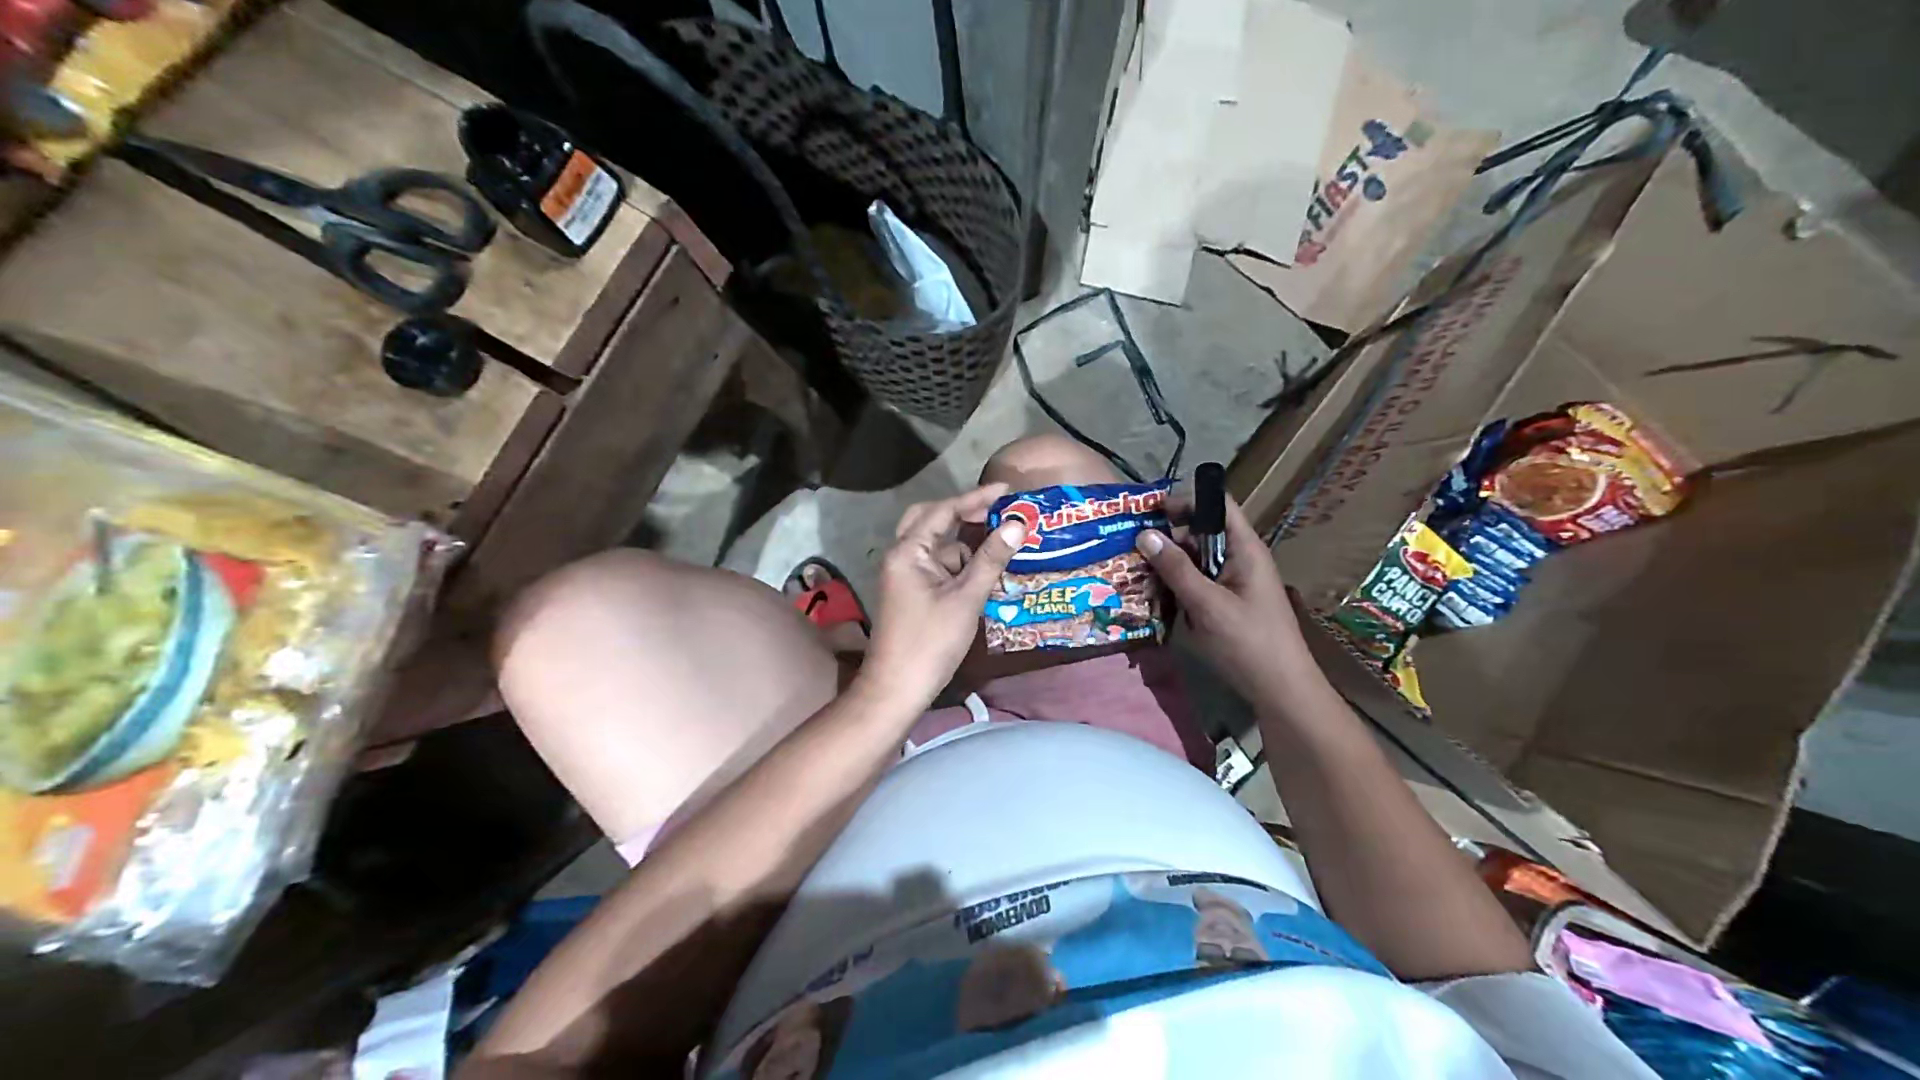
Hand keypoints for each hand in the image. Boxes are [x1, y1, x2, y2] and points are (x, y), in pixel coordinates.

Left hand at [859, 483, 1026, 707]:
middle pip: (932, 521)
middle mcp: (902, 556)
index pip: (943, 511)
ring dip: (965, 544)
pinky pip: (938, 567)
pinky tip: (984, 572)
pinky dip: (960, 565)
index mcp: (908, 551)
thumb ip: (990, 559)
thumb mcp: (966, 598)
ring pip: (938, 546)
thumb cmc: (930, 641)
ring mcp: (905, 575)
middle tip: (998, 512)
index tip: (1006, 490)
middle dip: (965, 515)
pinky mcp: (912, 593)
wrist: (897, 688)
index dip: (976, 498)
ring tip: (1001, 545)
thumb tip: (1018, 525)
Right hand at [1134, 496, 1316, 710]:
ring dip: (1169, 564)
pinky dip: (1177, 586)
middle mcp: (1241, 560)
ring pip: (1197, 560)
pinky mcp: (1228, 605)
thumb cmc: (1248, 643)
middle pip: (1203, 532)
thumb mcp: (1207, 604)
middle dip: (1169, 535)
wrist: (1282, 691)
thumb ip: (1175, 569)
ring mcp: (1235, 583)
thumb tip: (1144, 534)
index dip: (1187, 500)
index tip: (1151, 510)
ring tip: (1135, 570)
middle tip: (1132, 544)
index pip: (1219, 505)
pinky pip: (1199, 584)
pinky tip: (1154, 597)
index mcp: (1245, 549)